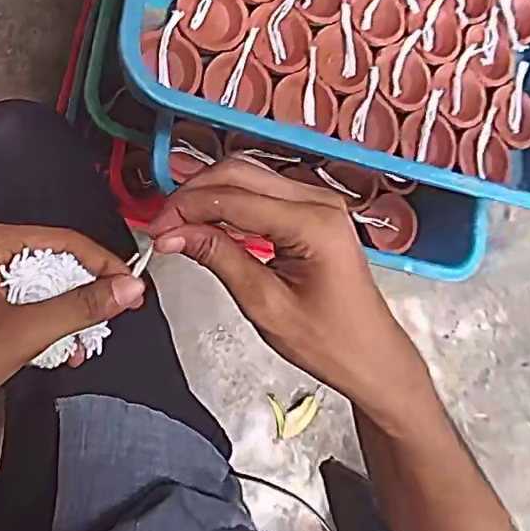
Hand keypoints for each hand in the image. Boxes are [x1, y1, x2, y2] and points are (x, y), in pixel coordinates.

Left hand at [0, 224, 144, 436]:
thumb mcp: (22, 333)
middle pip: (55, 261)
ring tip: (86, 341)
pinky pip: (31, 303)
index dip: (101, 263)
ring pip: (46, 285)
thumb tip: (126, 287)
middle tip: (114, 314)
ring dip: (69, 313)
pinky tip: (64, 349)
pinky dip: (51, 324)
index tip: (131, 286)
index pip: (62, 240)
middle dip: (85, 292)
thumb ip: (78, 307)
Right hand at [148, 160, 412, 411]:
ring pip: (246, 175)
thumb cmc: (331, 341)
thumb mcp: (265, 305)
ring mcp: (317, 201)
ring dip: (206, 194)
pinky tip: (206, 223)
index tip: (157, 230)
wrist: (372, 358)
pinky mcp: (310, 210)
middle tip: (162, 225)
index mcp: (313, 224)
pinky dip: (226, 202)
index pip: (232, 198)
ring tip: (177, 226)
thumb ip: (219, 258)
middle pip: (237, 172)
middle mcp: (318, 201)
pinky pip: (259, 191)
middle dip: (192, 194)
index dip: (186, 209)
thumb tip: (175, 233)